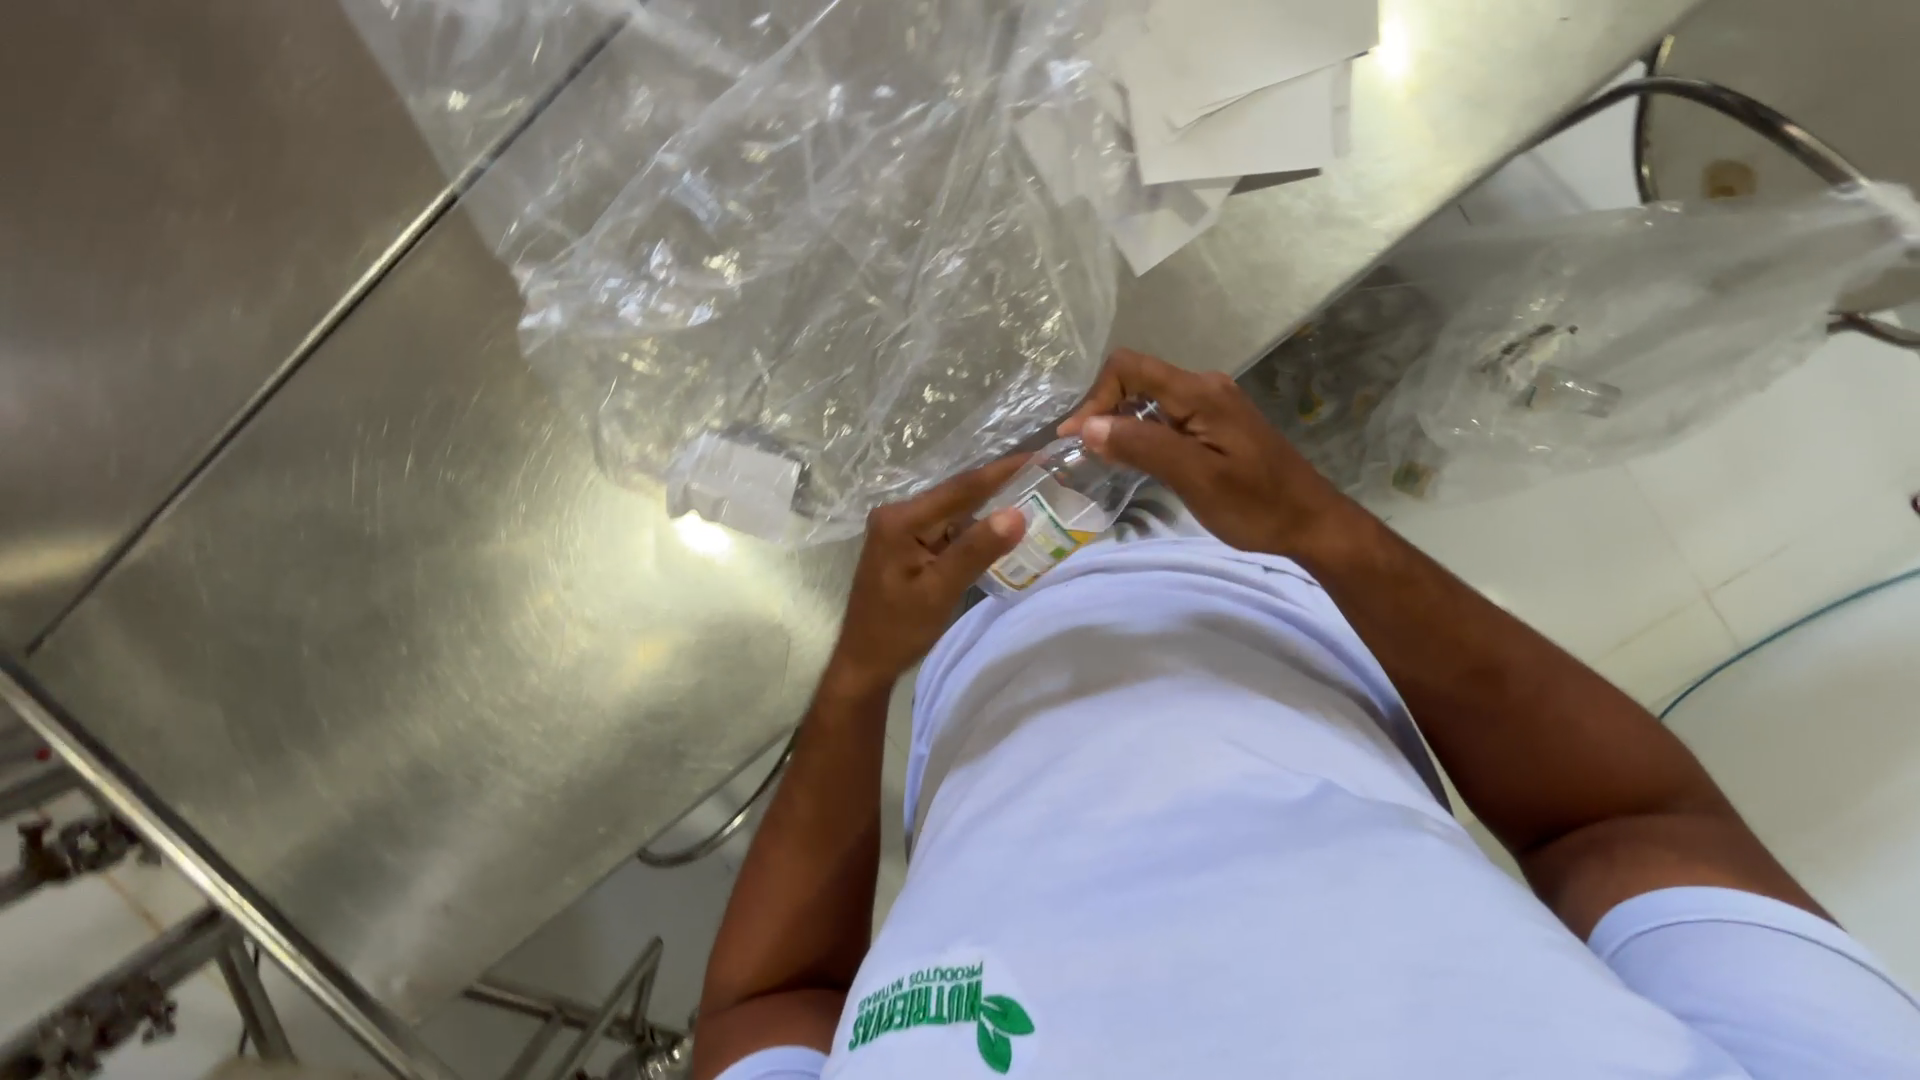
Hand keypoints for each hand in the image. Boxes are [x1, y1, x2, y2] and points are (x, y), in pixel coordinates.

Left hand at [823, 456, 1029, 700]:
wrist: (864, 662)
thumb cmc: (897, 630)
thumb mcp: (940, 591)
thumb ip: (976, 551)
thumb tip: (1016, 513)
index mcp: (901, 519)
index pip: (960, 488)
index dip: (1001, 472)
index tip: (1038, 455)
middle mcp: (897, 515)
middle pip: (956, 497)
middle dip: (997, 488)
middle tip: (1042, 476)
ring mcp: (899, 530)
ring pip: (953, 515)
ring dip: (986, 513)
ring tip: (1029, 501)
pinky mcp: (905, 546)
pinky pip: (945, 531)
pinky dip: (970, 534)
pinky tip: (996, 536)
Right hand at [1059, 348, 1352, 557]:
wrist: (1311, 522)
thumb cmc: (1255, 504)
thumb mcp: (1195, 478)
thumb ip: (1142, 446)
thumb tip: (1087, 426)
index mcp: (1200, 393)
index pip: (1128, 368)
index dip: (1094, 398)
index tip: (1076, 439)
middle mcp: (1205, 387)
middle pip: (1136, 379)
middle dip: (1103, 410)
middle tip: (1085, 453)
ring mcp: (1212, 405)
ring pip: (1150, 399)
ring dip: (1121, 423)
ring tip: (1102, 459)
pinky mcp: (1216, 424)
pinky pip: (1166, 416)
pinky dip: (1142, 433)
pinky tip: (1136, 460)